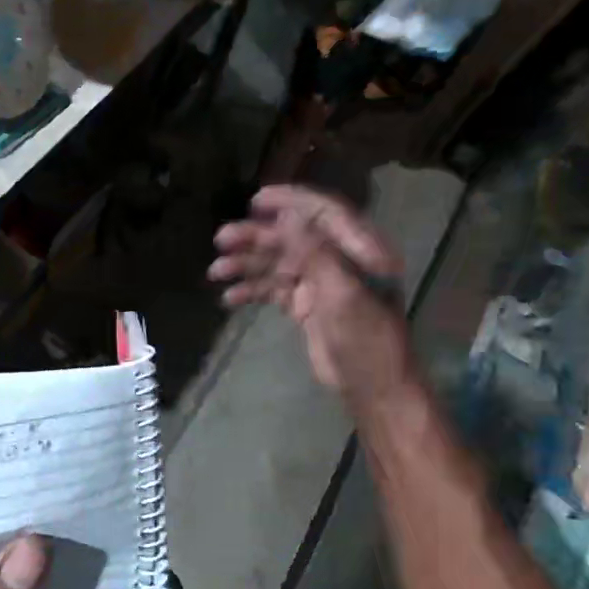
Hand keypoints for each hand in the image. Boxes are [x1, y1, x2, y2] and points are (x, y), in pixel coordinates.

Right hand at [209, 185, 410, 392]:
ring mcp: (320, 283)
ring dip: (246, 264)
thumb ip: (316, 253)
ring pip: (277, 263)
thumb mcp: (343, 293)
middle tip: (221, 239)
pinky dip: (251, 290)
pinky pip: (273, 289)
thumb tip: (288, 217)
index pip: (322, 212)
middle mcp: (337, 260)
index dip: (290, 200)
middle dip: (255, 237)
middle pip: (291, 237)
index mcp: (358, 249)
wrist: (373, 388)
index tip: (255, 200)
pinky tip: (229, 298)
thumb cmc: (366, 339)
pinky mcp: (305, 305)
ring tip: (216, 271)